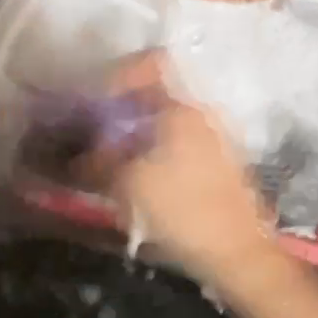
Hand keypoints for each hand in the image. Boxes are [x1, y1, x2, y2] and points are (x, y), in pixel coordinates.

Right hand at [99, 57, 275, 283]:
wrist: (240, 255)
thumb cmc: (182, 211)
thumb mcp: (127, 185)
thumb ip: (97, 161)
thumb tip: (77, 156)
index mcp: (180, 107)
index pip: (151, 63)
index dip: (119, 73)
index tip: (94, 99)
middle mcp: (201, 113)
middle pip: (155, 93)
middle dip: (122, 109)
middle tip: (95, 133)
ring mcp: (215, 138)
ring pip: (166, 120)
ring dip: (137, 133)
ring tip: (112, 162)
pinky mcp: (220, 164)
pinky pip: (178, 142)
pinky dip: (155, 151)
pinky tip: (139, 180)